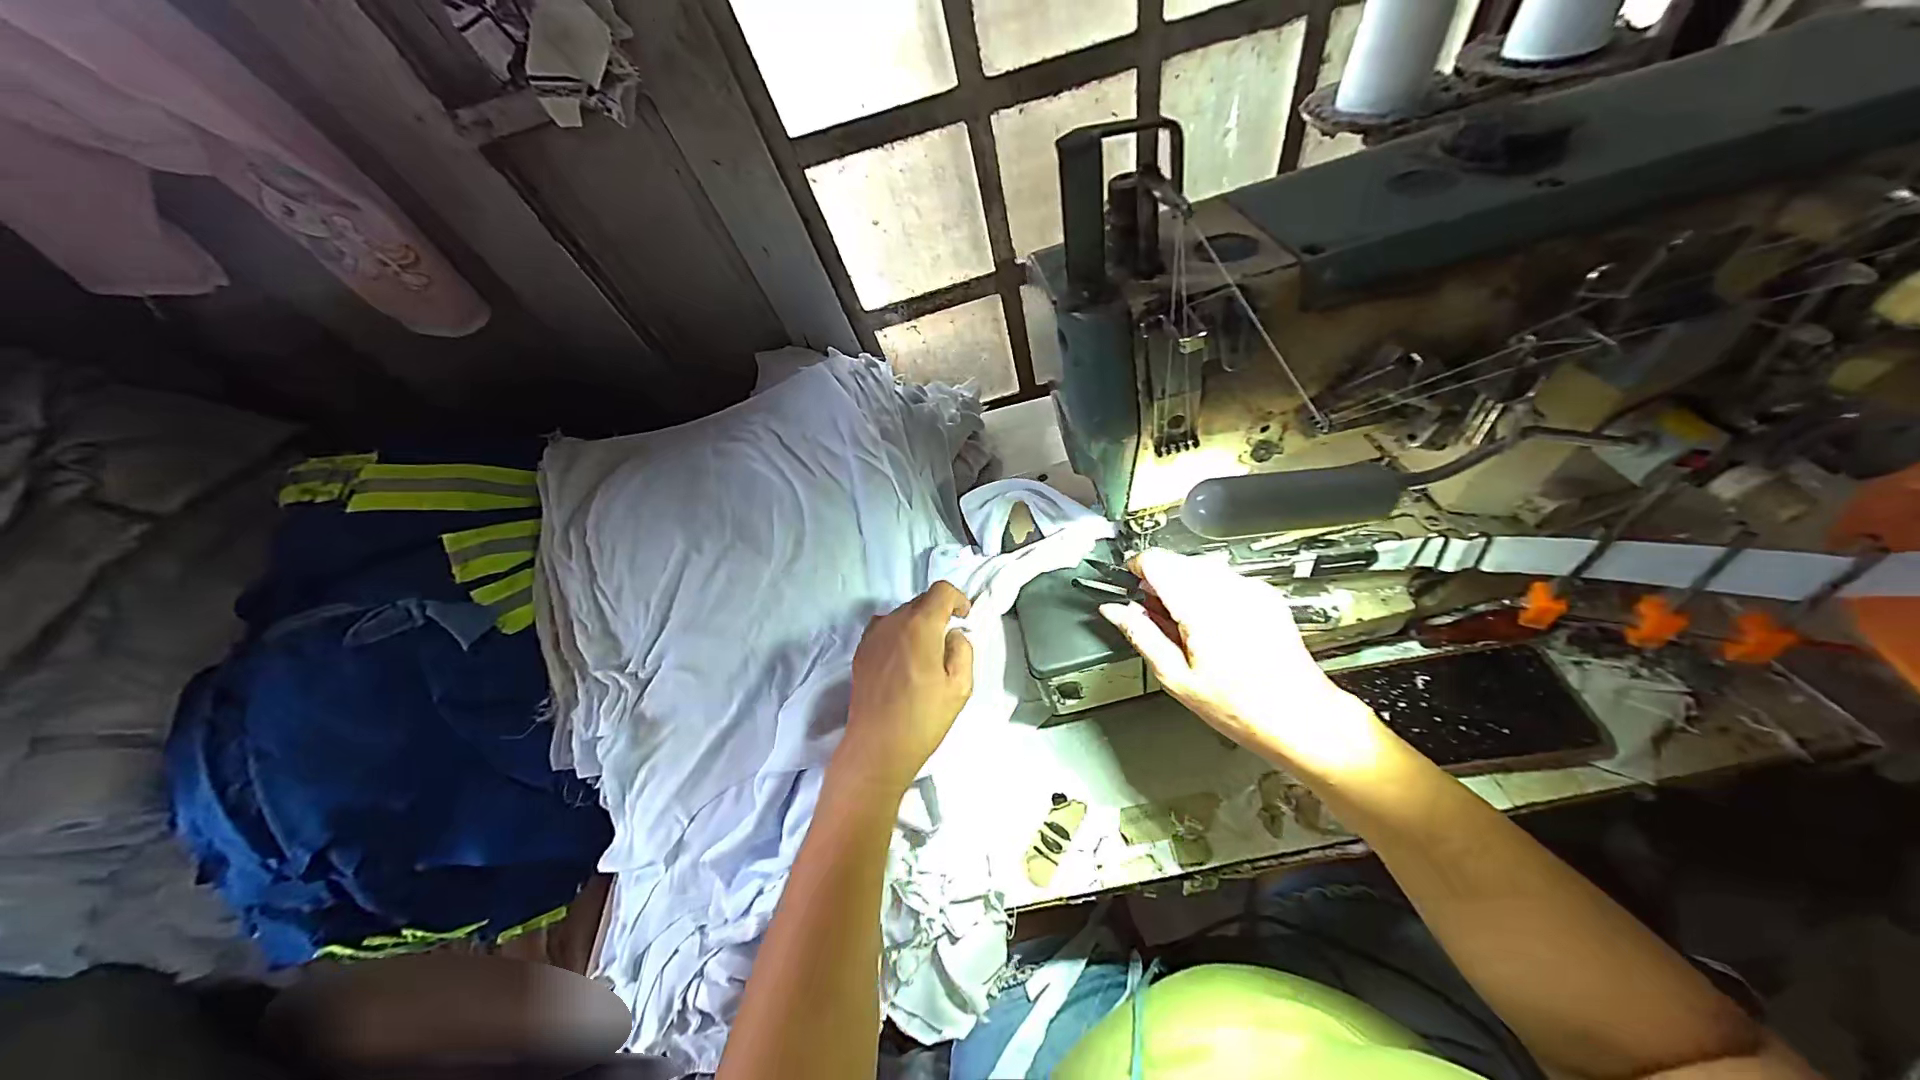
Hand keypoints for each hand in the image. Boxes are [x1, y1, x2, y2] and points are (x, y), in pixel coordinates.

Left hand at [837, 582, 974, 796]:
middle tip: (948, 643)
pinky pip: (884, 631)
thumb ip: (962, 649)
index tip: (964, 618)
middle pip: (920, 601)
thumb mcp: (960, 686)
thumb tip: (952, 634)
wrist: (877, 747)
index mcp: (919, 625)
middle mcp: (892, 622)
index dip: (958, 599)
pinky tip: (904, 663)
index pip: (941, 591)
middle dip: (938, 614)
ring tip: (926, 656)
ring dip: (917, 625)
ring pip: (901, 615)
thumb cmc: (923, 718)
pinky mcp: (860, 652)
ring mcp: (872, 636)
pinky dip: (898, 636)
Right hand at [1099, 549, 1392, 776]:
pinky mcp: (1266, 596)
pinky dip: (1210, 594)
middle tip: (1153, 616)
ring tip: (1185, 628)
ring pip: (1201, 567)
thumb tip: (1115, 611)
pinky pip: (1226, 580)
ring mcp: (1251, 589)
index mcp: (1201, 606)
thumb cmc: (1244, 707)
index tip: (1129, 584)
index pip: (1156, 560)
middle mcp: (1229, 589)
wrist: (1300, 717)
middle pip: (1178, 561)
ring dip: (1184, 587)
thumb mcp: (1176, 677)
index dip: (1136, 569)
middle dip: (1159, 582)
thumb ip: (1141, 635)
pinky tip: (1212, 628)